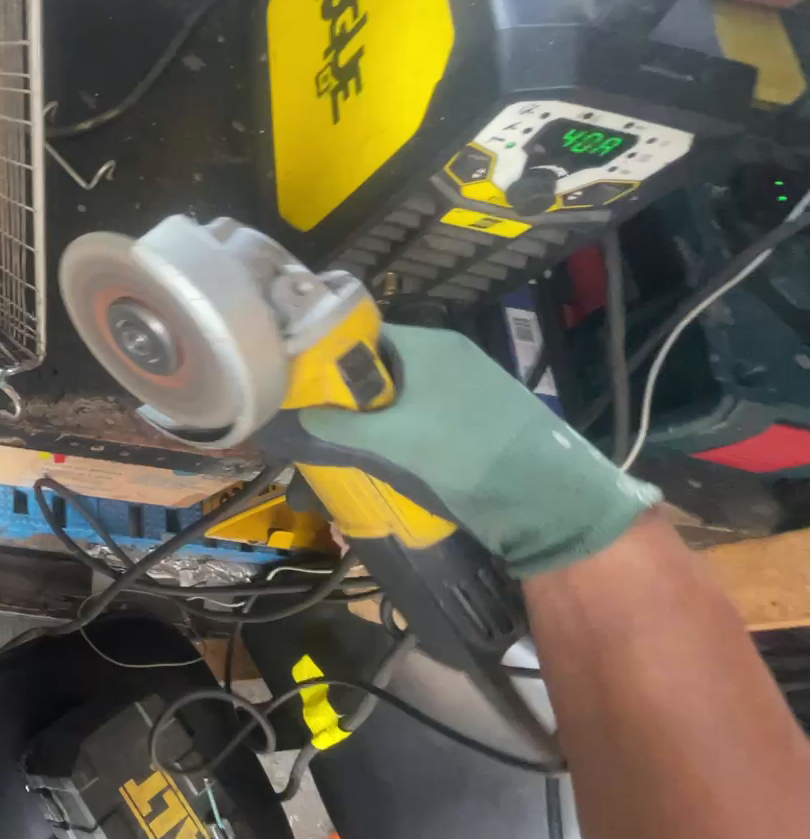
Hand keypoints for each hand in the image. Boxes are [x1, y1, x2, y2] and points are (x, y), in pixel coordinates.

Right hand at [298, 324, 661, 577]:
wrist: (549, 503)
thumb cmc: (468, 455)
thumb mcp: (392, 441)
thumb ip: (337, 426)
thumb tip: (291, 417)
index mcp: (429, 347)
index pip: (358, 335)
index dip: (320, 354)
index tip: (289, 381)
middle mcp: (442, 359)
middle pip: (370, 367)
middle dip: (335, 395)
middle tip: (303, 421)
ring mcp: (455, 389)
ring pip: (387, 396)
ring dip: (357, 420)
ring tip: (326, 445)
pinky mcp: (462, 418)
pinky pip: (406, 416)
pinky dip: (382, 433)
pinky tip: (363, 457)